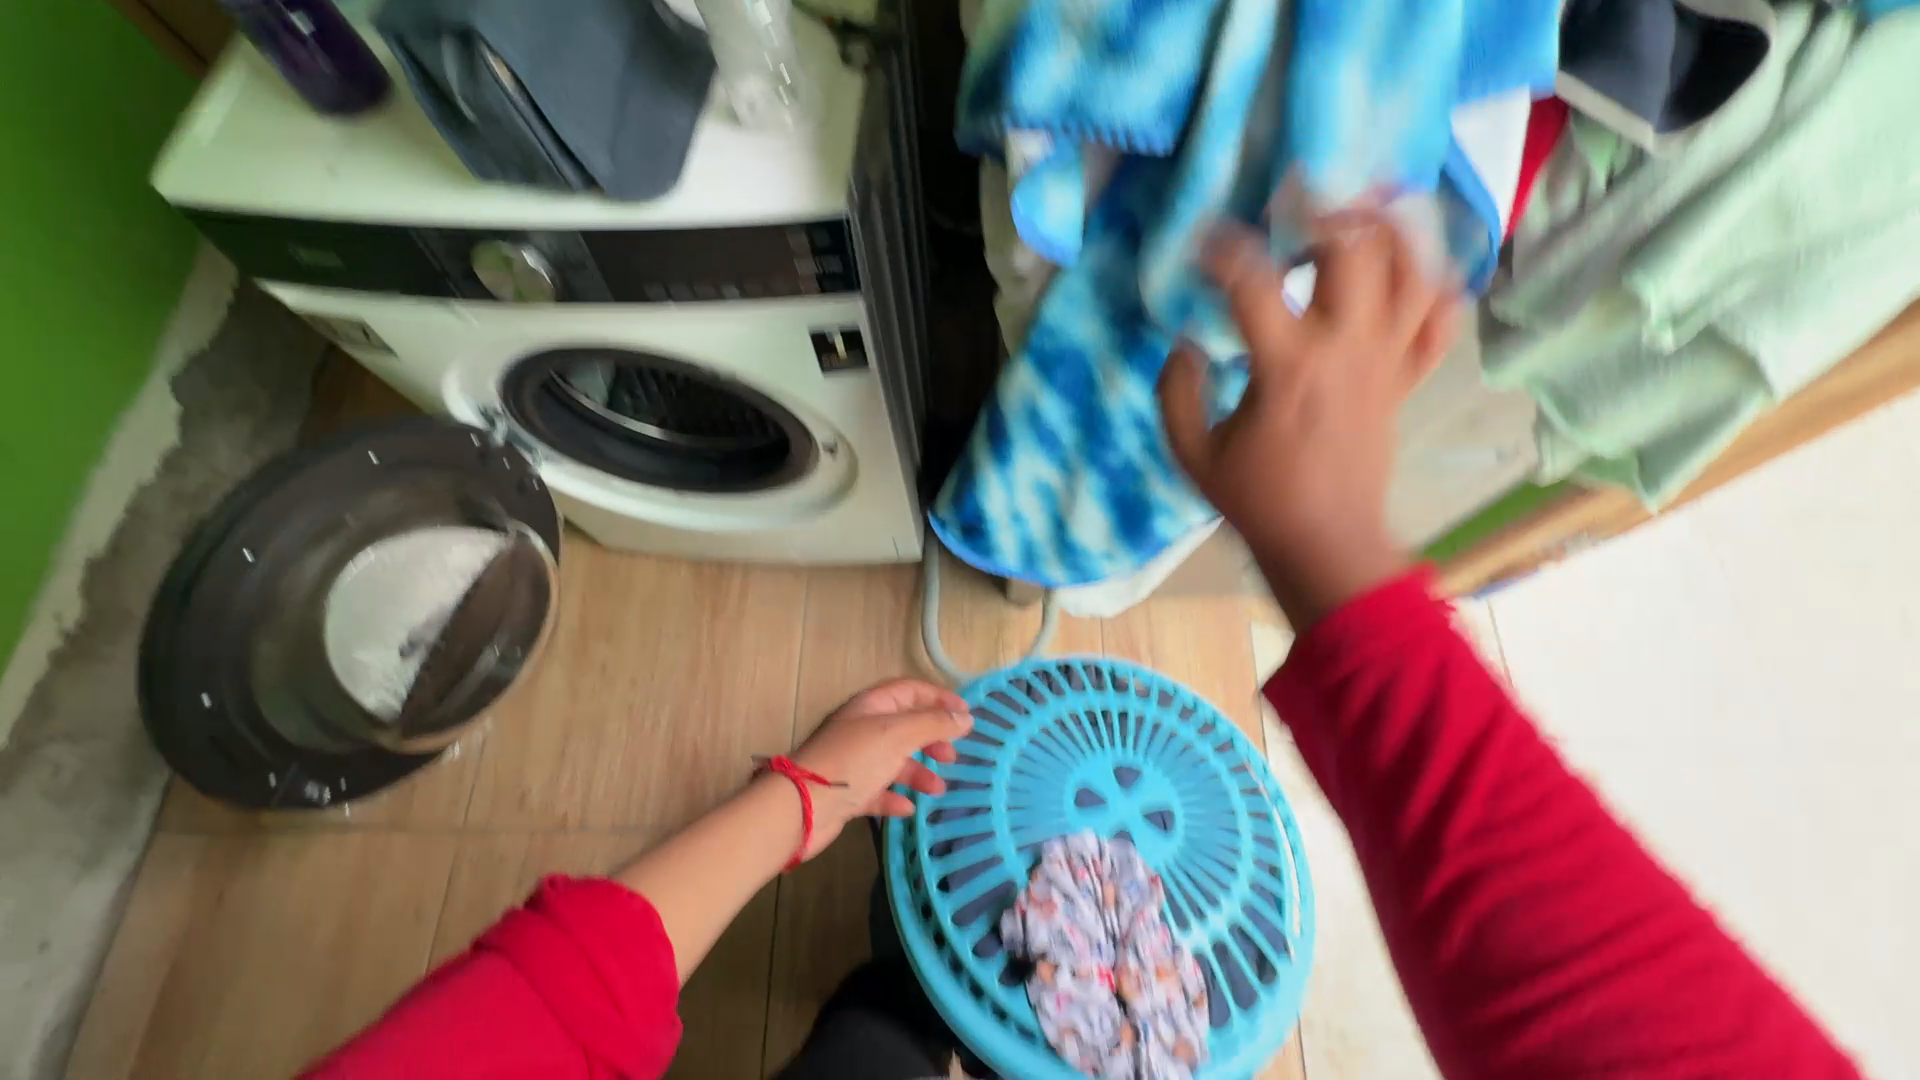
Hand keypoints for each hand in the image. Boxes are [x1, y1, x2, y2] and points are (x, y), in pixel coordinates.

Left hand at [784, 678, 972, 858]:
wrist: (801, 807)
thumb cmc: (852, 761)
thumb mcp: (897, 735)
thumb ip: (933, 724)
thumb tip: (965, 718)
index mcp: (870, 706)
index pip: (910, 691)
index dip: (938, 698)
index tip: (966, 716)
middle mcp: (860, 729)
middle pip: (903, 726)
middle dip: (930, 738)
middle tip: (951, 756)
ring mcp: (852, 762)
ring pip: (893, 760)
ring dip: (917, 772)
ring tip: (937, 788)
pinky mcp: (846, 793)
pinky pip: (877, 791)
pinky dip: (894, 797)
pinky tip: (907, 809)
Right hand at [1158, 210, 1460, 627]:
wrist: (1325, 540)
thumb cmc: (1256, 498)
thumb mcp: (1191, 452)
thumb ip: (1176, 391)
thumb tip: (1186, 345)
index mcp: (1287, 367)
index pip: (1251, 282)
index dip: (1222, 249)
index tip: (1203, 242)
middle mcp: (1346, 348)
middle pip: (1354, 249)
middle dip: (1326, 208)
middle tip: (1300, 196)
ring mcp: (1386, 360)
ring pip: (1409, 270)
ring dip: (1390, 226)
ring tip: (1367, 200)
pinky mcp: (1406, 378)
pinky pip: (1438, 320)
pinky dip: (1433, 286)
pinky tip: (1412, 266)